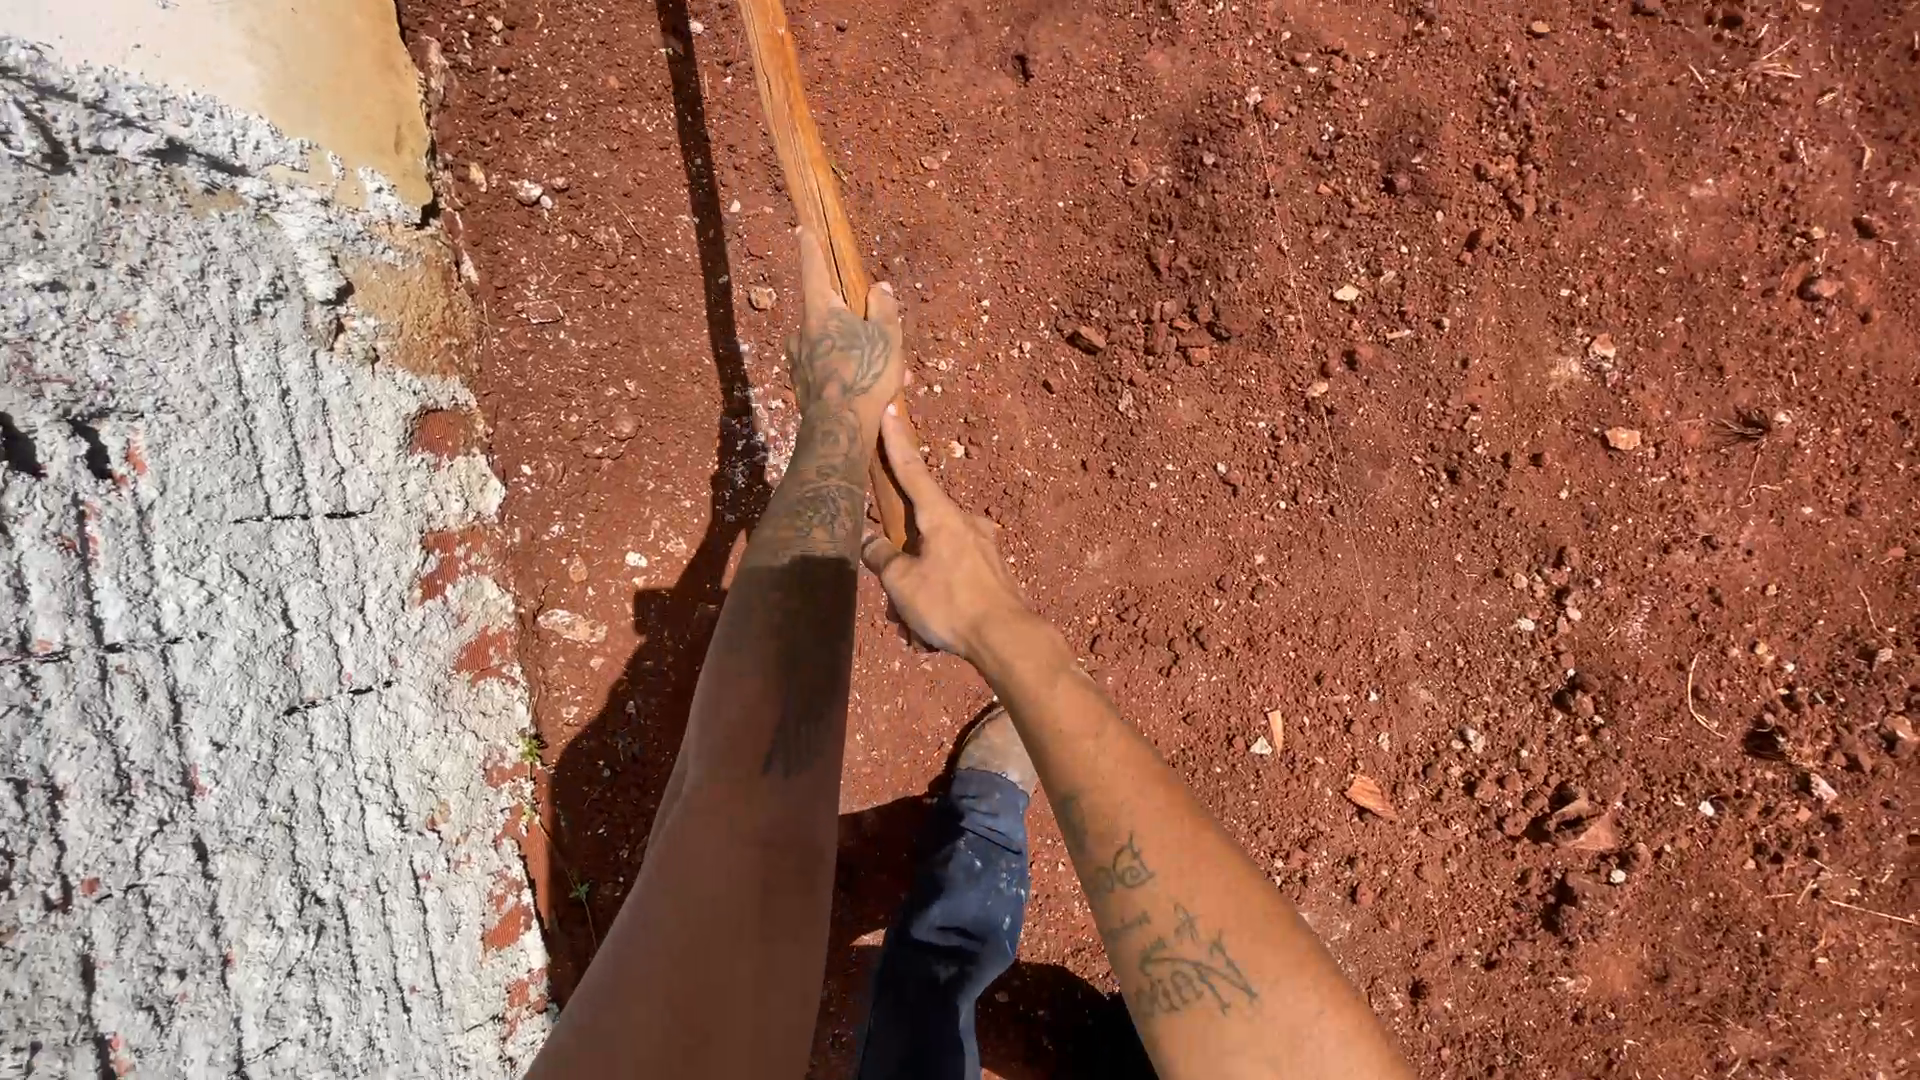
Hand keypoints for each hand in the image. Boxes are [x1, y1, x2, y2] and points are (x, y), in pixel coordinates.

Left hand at [790, 228, 902, 430]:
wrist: (840, 428)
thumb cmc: (866, 375)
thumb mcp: (888, 337)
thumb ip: (884, 309)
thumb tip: (880, 289)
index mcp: (820, 312)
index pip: (814, 270)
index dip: (810, 249)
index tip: (802, 231)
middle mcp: (801, 332)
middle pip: (826, 315)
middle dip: (854, 325)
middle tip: (881, 341)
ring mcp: (797, 361)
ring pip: (829, 347)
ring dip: (855, 355)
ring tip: (886, 376)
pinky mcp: (801, 387)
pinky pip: (827, 371)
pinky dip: (846, 374)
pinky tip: (868, 393)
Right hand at [859, 408, 1032, 659]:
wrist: (1006, 639)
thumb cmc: (950, 604)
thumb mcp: (903, 583)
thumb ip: (882, 559)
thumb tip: (871, 543)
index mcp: (942, 517)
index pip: (912, 471)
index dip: (897, 442)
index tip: (891, 410)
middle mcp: (966, 524)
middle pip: (919, 531)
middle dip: (901, 565)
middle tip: (894, 600)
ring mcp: (983, 548)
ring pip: (934, 561)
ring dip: (917, 593)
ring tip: (914, 628)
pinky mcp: (992, 573)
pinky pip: (952, 580)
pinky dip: (937, 603)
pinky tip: (932, 635)